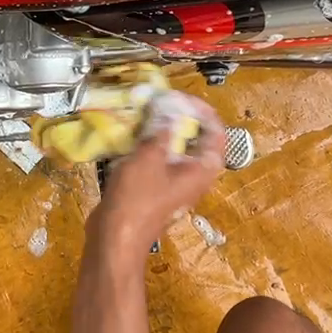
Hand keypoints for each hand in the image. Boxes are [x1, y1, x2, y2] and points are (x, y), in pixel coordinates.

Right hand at [89, 93, 226, 254]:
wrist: (116, 236)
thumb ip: (162, 126)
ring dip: (161, 128)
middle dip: (178, 116)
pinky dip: (150, 143)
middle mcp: (195, 175)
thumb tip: (170, 105)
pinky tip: (132, 134)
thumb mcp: (150, 155)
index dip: (200, 109)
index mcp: (203, 168)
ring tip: (143, 112)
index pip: (215, 130)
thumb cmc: (137, 196)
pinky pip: (160, 158)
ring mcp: (176, 182)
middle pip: (196, 137)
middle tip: (158, 101)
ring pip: (175, 147)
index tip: (177, 96)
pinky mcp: (157, 187)